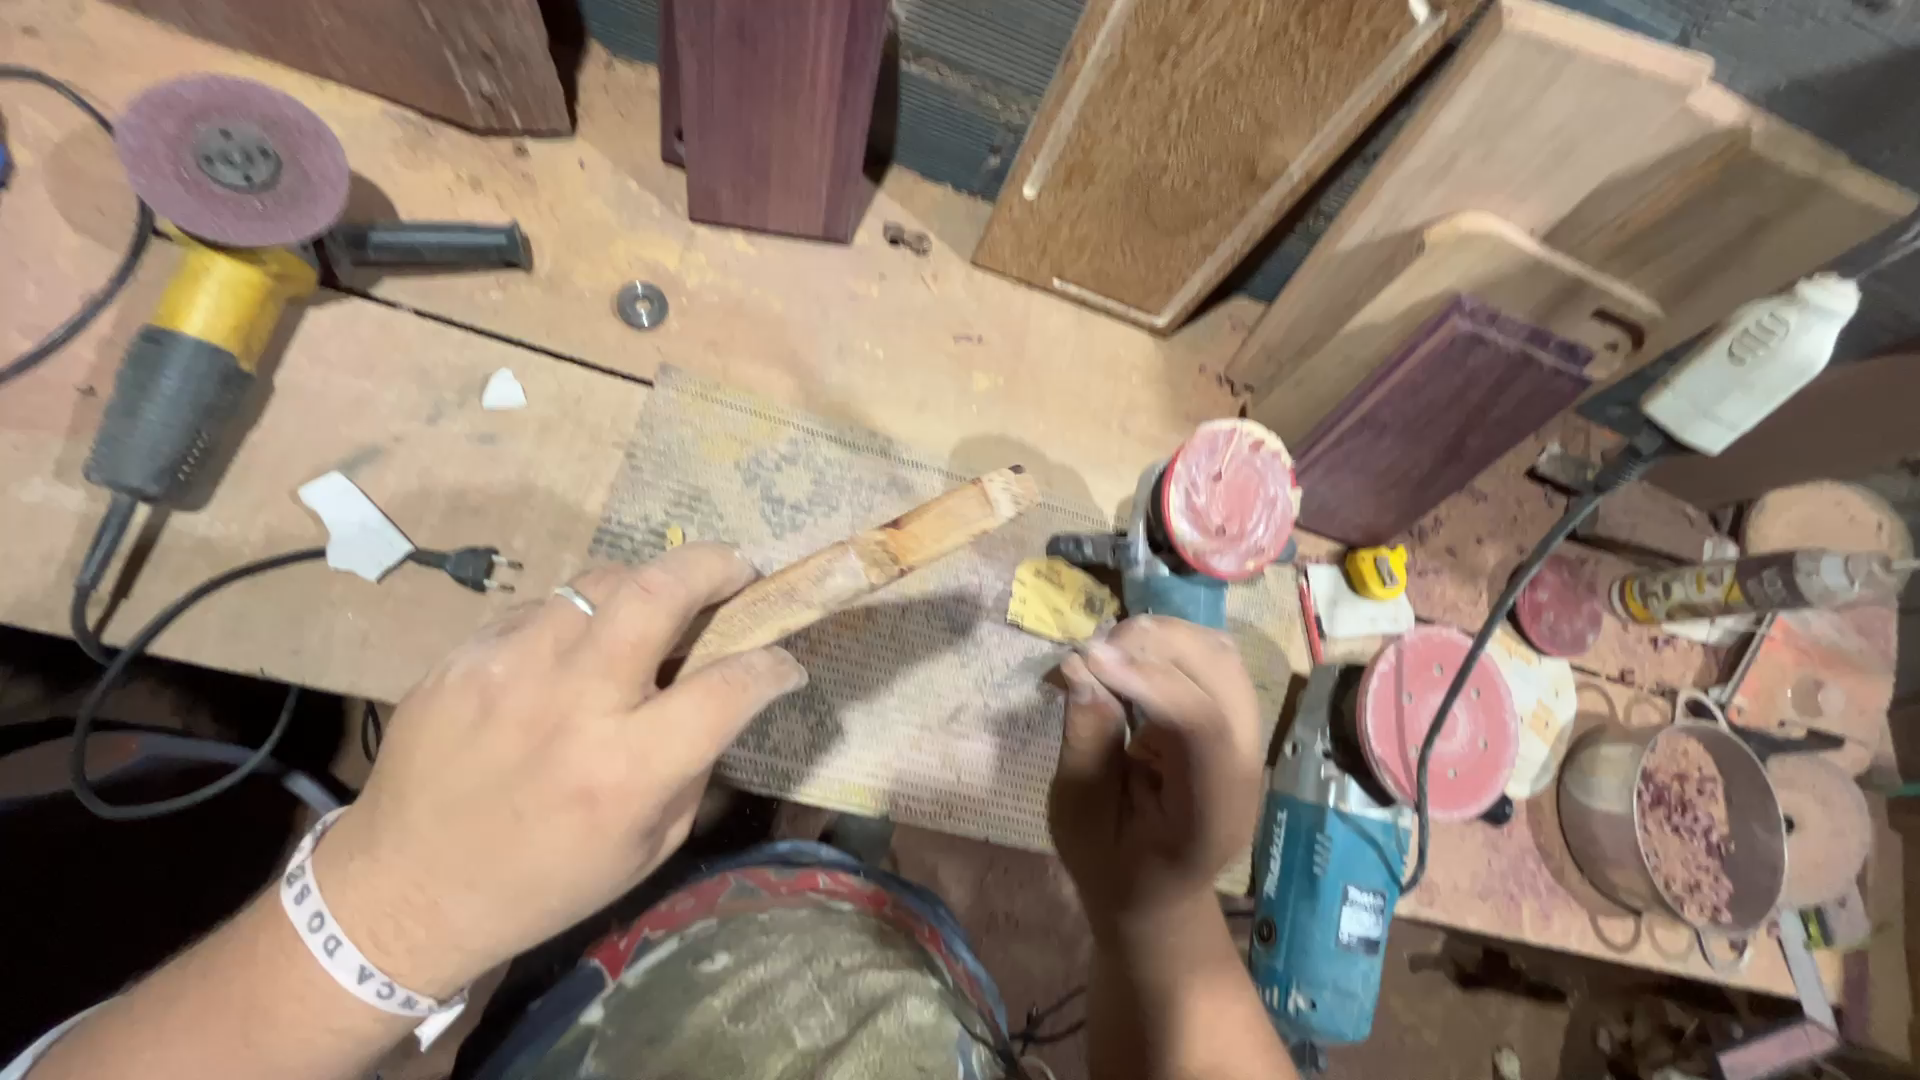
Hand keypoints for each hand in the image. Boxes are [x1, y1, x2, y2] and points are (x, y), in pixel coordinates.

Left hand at [309, 543, 808, 996]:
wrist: (399, 894)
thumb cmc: (546, 882)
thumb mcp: (650, 843)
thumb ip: (694, 760)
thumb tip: (726, 693)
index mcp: (627, 769)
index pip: (730, 687)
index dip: (773, 665)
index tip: (784, 661)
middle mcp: (572, 705)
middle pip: (658, 592)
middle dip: (715, 566)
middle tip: (738, 570)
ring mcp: (510, 669)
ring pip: (603, 581)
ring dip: (650, 585)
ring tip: (660, 608)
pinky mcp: (465, 655)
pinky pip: (548, 609)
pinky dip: (585, 618)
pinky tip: (580, 651)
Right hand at [1050, 616, 1263, 939]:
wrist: (1154, 887)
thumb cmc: (1111, 863)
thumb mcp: (1078, 816)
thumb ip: (1086, 743)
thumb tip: (1082, 669)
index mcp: (1209, 814)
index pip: (1203, 727)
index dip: (1149, 681)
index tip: (1088, 658)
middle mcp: (1244, 771)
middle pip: (1223, 676)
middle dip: (1155, 645)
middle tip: (1090, 651)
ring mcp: (1246, 742)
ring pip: (1222, 657)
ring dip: (1163, 636)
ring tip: (1108, 649)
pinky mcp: (1233, 721)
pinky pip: (1213, 661)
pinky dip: (1170, 643)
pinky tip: (1130, 655)